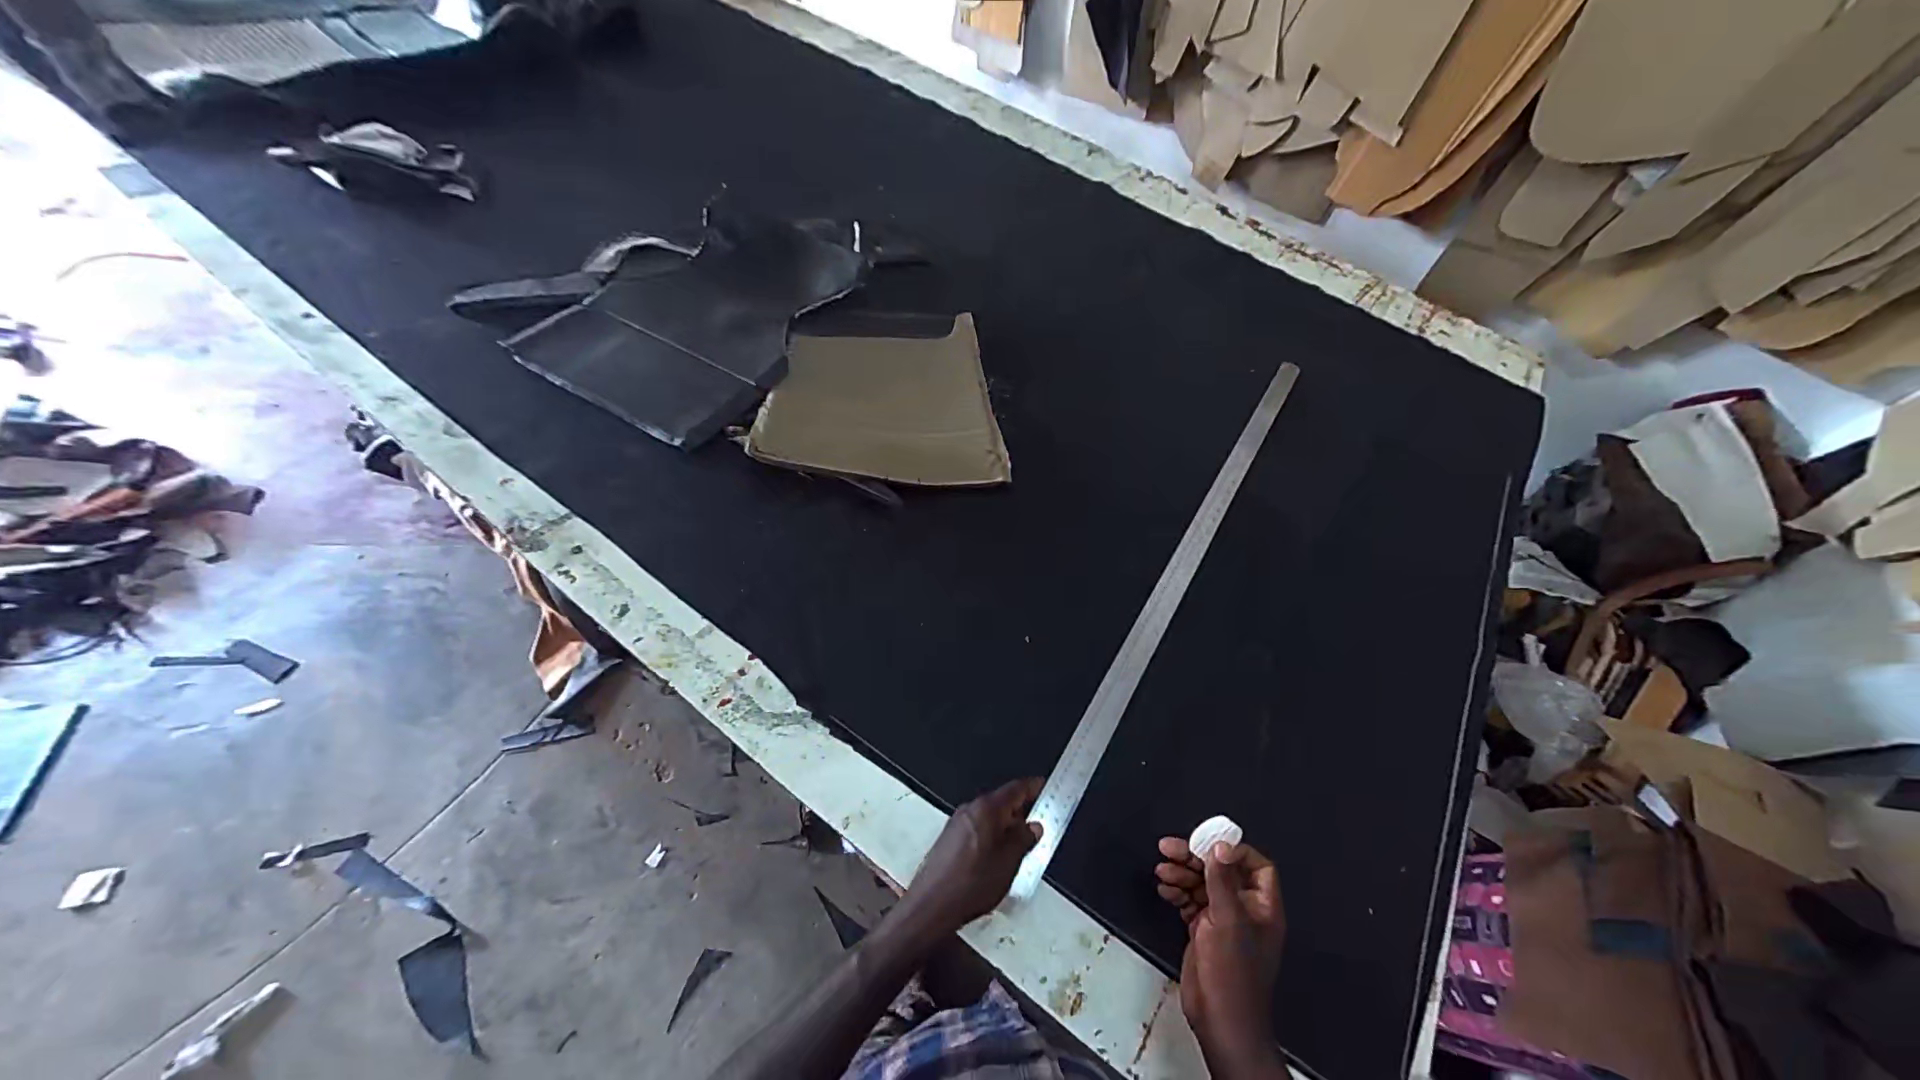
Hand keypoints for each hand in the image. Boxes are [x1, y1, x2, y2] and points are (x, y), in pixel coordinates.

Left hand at [898, 778, 1043, 935]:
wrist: (932, 906)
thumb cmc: (969, 884)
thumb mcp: (1009, 862)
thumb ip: (1024, 839)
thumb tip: (1033, 827)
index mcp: (986, 809)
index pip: (1016, 788)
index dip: (1034, 787)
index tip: (1047, 787)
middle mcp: (970, 809)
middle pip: (1002, 802)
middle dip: (1023, 812)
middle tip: (1042, 826)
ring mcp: (958, 823)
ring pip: (990, 817)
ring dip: (1008, 827)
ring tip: (1023, 848)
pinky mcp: (951, 839)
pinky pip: (979, 828)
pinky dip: (993, 836)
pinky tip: (1000, 858)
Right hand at [1155, 837, 1285, 1072]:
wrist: (1221, 1021)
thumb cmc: (1232, 972)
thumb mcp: (1228, 920)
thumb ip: (1222, 880)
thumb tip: (1221, 845)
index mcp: (1262, 906)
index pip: (1256, 866)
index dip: (1234, 851)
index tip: (1206, 842)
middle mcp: (1244, 909)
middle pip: (1221, 871)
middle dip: (1195, 858)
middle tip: (1168, 848)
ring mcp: (1223, 921)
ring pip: (1202, 885)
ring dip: (1181, 874)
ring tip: (1162, 871)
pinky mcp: (1204, 931)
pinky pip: (1190, 902)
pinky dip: (1177, 893)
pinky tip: (1165, 890)